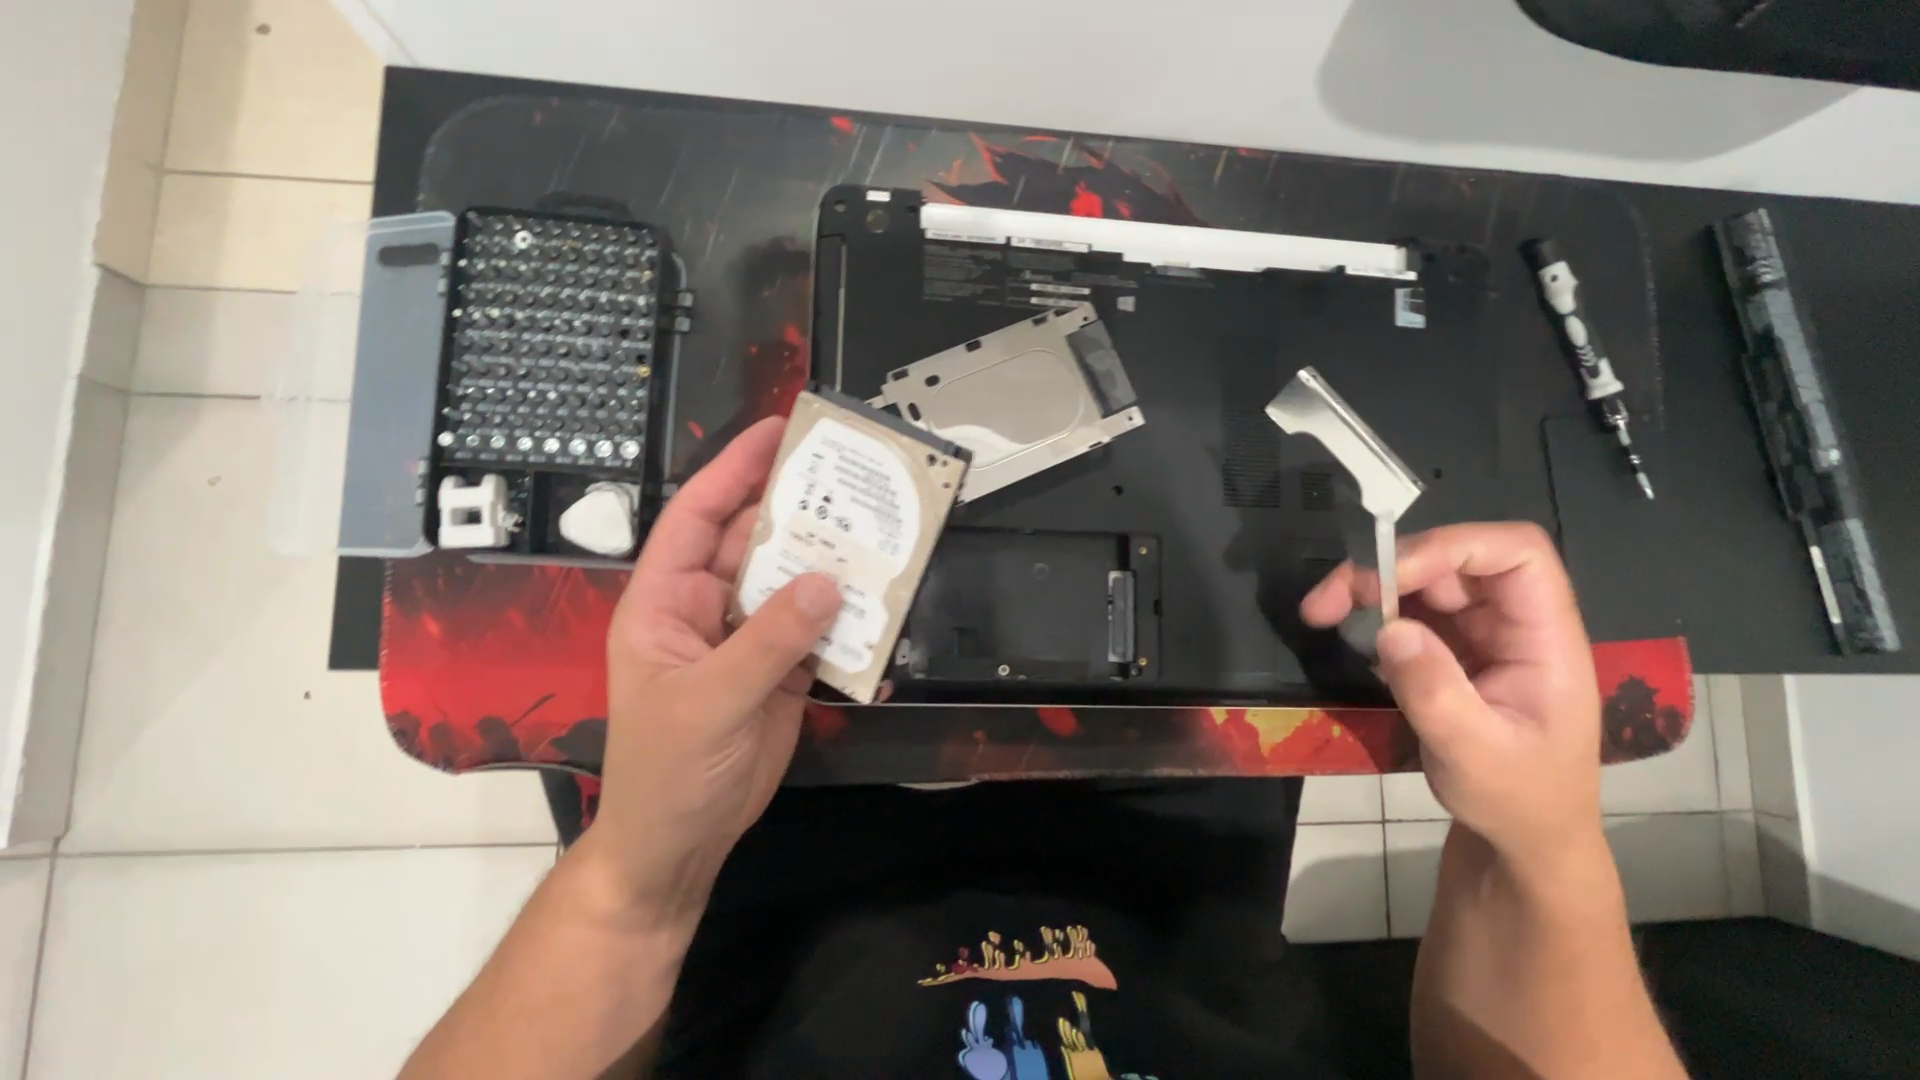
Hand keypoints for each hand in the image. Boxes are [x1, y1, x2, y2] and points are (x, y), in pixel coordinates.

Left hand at [580, 417, 841, 925]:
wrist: (681, 843)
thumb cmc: (666, 771)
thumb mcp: (710, 701)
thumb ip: (768, 640)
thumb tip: (828, 583)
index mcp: (666, 602)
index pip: (698, 518)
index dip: (735, 469)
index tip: (778, 430)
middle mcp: (708, 610)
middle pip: (757, 544)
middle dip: (800, 511)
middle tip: (851, 477)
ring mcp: (749, 640)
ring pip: (795, 585)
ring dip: (833, 564)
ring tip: (881, 532)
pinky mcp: (783, 671)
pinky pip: (819, 631)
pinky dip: (849, 620)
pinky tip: (882, 605)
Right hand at [1300, 523, 1601, 861]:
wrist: (1523, 836)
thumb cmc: (1517, 798)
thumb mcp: (1475, 754)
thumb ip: (1435, 691)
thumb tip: (1389, 628)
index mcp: (1545, 637)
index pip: (1515, 554)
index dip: (1451, 547)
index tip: (1389, 576)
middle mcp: (1514, 623)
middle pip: (1454, 561)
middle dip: (1388, 568)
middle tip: (1330, 601)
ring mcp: (1482, 634)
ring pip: (1425, 582)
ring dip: (1371, 589)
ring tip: (1323, 613)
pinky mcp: (1452, 649)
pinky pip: (1411, 612)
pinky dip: (1373, 614)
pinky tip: (1345, 634)